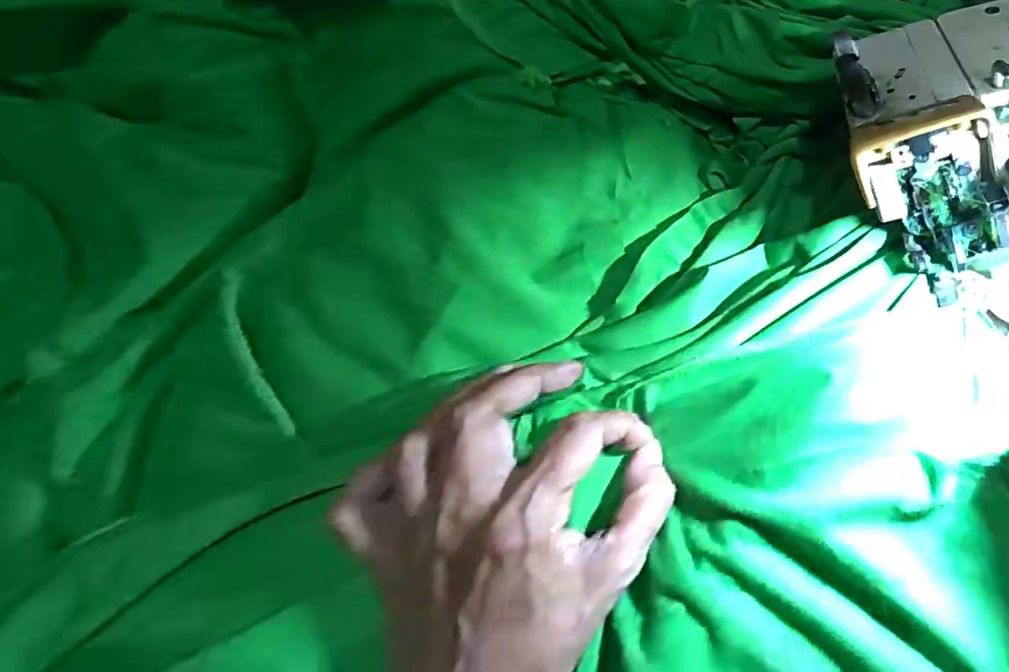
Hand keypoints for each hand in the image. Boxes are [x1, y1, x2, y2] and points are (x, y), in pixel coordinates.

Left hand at [330, 362, 675, 671]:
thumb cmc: (549, 635)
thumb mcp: (615, 572)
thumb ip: (646, 504)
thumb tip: (648, 452)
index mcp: (522, 519)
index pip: (576, 436)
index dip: (616, 424)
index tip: (632, 436)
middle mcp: (459, 514)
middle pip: (479, 415)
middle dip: (527, 379)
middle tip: (562, 373)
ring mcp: (408, 533)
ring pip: (419, 437)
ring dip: (465, 400)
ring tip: (503, 387)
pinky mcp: (376, 556)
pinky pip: (360, 496)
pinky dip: (386, 464)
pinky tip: (425, 450)